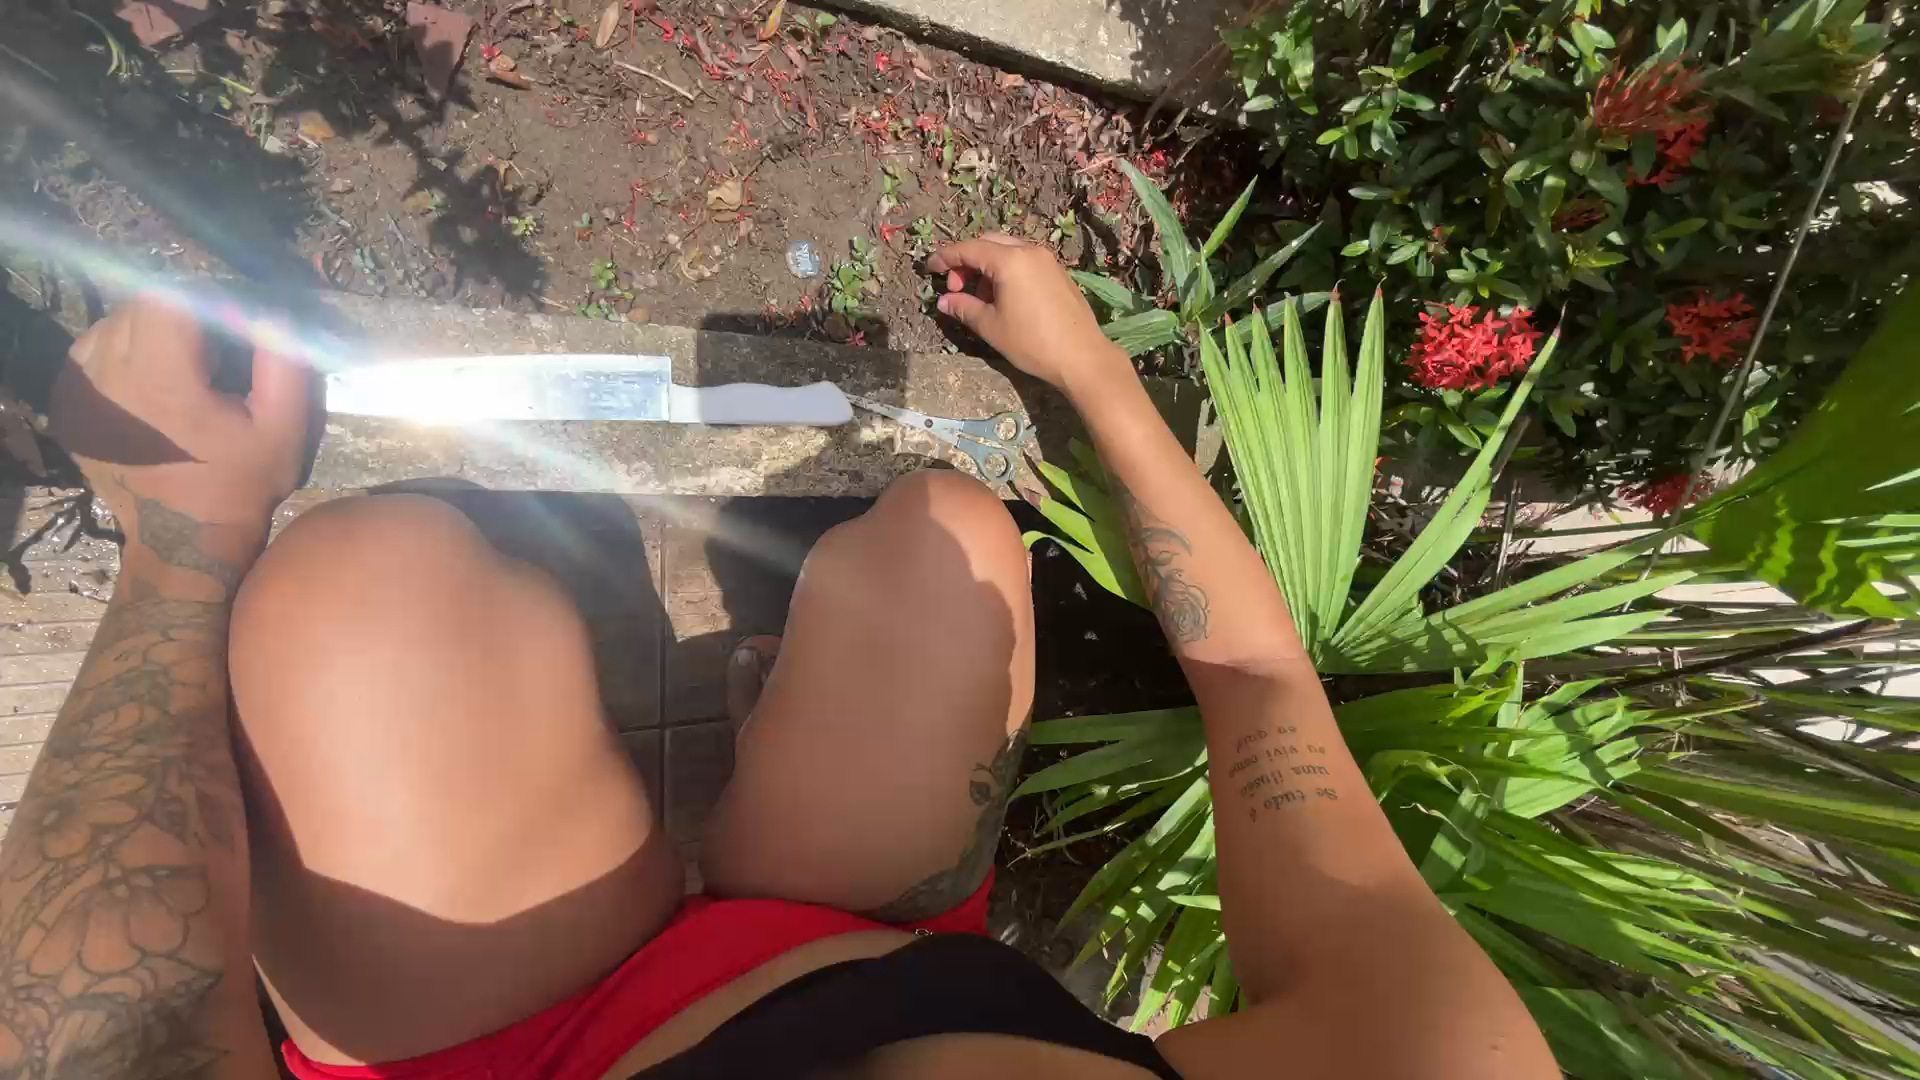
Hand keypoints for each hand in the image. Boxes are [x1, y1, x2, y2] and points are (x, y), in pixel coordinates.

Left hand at [51, 297, 309, 534]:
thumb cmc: (245, 480)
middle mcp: (105, 376)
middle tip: (226, 340)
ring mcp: (75, 390)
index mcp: (162, 381)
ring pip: (112, 325)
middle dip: (187, 314)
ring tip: (194, 363)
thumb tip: (278, 315)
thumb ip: (282, 366)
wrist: (185, 533)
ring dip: (155, 331)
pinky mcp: (63, 403)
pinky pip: (92, 353)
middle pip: (139, 307)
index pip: (171, 301)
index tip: (242, 313)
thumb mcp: (284, 426)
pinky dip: (128, 353)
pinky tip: (160, 382)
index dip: (210, 297)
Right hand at [927, 234, 1131, 393]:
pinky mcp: (1057, 272)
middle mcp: (1029, 251)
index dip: (946, 257)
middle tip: (956, 288)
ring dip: (986, 267)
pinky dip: (1006, 271)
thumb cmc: (1032, 343)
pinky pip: (1024, 261)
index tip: (930, 268)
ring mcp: (1046, 260)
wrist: (1081, 356)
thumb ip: (964, 308)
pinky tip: (1002, 298)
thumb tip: (944, 301)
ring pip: (1007, 250)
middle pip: (988, 243)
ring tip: (979, 298)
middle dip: (966, 261)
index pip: (969, 249)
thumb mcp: (991, 327)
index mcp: (1010, 260)